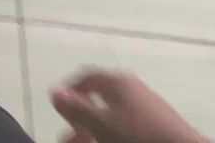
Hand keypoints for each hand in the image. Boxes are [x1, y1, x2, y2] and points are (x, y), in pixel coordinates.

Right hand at [50, 71, 210, 142]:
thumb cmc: (140, 136)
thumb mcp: (102, 124)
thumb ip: (76, 108)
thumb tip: (53, 89)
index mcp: (117, 80)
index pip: (86, 77)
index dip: (70, 90)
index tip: (59, 109)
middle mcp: (132, 88)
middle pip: (99, 99)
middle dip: (81, 119)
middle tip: (70, 137)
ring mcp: (148, 106)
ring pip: (114, 116)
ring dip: (97, 130)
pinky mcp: (161, 126)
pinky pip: (129, 126)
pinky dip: (116, 134)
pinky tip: (113, 142)